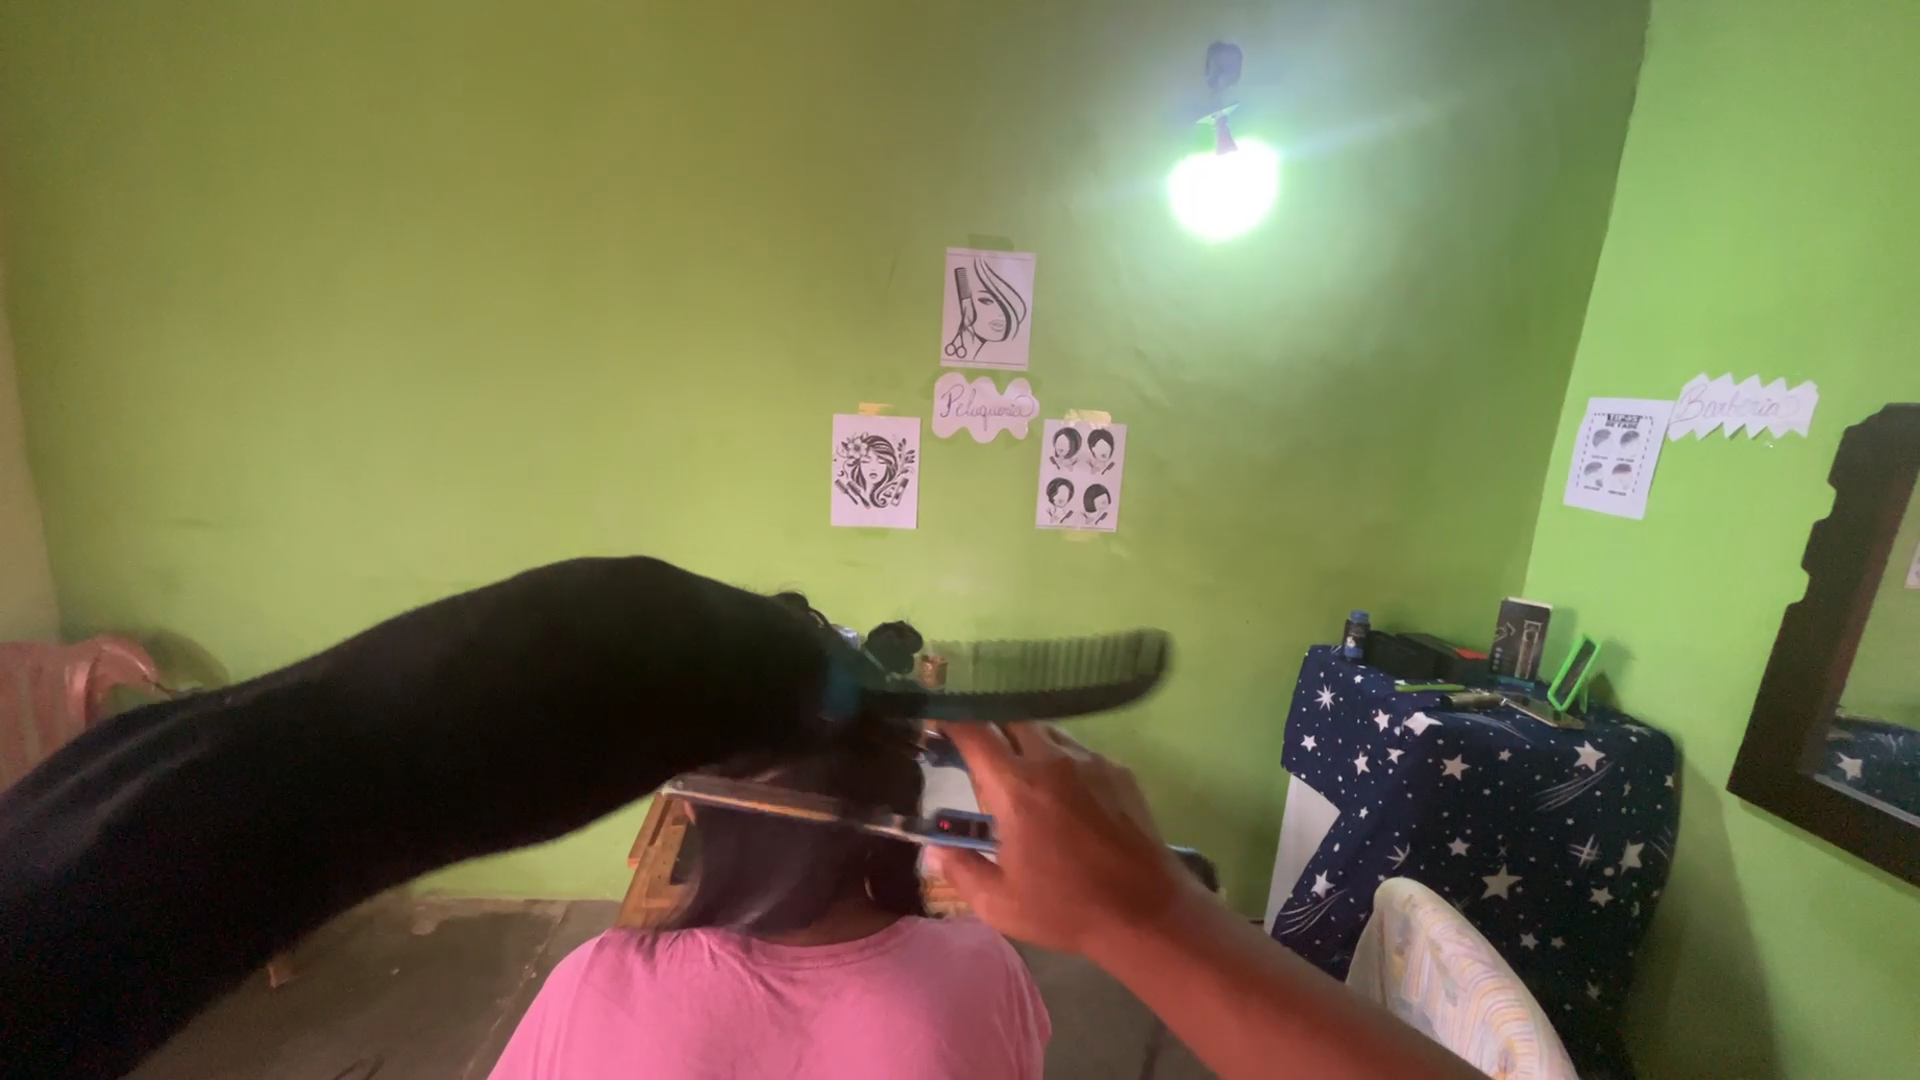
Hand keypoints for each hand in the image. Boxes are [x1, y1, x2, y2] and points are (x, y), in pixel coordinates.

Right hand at [927, 723, 1195, 958]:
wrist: (1146, 911)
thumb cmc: (1066, 908)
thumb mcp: (1000, 903)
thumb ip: (961, 869)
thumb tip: (934, 849)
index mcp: (1016, 788)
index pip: (975, 732)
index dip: (952, 720)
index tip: (939, 722)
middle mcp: (1051, 760)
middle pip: (1011, 719)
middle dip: (991, 728)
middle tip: (981, 754)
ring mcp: (1088, 760)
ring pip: (1046, 731)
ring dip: (1026, 744)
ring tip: (1024, 779)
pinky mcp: (1116, 768)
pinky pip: (1077, 750)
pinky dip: (1061, 761)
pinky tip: (1065, 796)